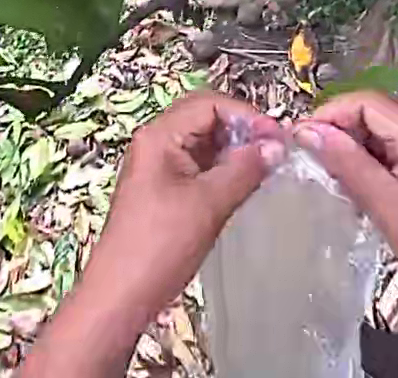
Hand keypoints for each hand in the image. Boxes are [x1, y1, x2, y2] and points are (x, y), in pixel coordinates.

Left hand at [83, 91, 283, 317]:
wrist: (121, 294)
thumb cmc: (161, 244)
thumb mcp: (209, 204)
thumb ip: (244, 170)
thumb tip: (276, 145)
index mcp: (159, 134)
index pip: (209, 104)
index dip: (245, 115)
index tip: (277, 138)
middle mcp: (155, 139)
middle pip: (204, 115)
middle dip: (240, 127)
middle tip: (273, 148)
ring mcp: (157, 162)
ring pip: (201, 138)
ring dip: (232, 146)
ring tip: (263, 164)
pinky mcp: (162, 184)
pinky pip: (196, 160)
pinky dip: (220, 165)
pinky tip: (242, 180)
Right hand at [296, 92, 397, 377]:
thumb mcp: (392, 213)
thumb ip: (350, 166)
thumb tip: (307, 130)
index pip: (369, 102)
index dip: (331, 113)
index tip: (302, 139)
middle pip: (377, 112)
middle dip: (341, 130)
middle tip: (313, 159)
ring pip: (385, 129)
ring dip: (356, 146)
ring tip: (334, 175)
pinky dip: (375, 159)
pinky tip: (362, 184)